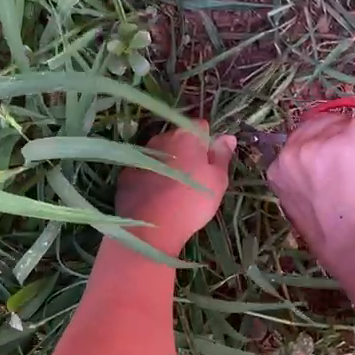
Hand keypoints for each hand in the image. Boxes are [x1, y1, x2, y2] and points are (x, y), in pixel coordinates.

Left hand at [114, 123, 235, 256]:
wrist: (151, 227)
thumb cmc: (192, 201)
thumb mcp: (217, 181)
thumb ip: (222, 156)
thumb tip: (228, 137)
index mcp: (186, 135)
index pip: (201, 127)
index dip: (208, 144)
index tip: (210, 164)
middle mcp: (161, 139)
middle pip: (179, 139)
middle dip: (186, 153)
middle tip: (195, 180)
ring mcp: (140, 156)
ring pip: (160, 155)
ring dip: (168, 166)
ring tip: (174, 192)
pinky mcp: (126, 175)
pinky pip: (144, 171)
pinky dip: (150, 179)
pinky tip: (156, 198)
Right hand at [266, 100, 354, 264]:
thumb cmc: (334, 240)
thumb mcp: (304, 210)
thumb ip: (310, 183)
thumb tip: (335, 167)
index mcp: (278, 170)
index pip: (301, 141)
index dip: (326, 147)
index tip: (343, 160)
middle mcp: (293, 152)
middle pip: (324, 125)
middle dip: (346, 137)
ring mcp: (321, 143)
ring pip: (349, 121)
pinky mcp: (351, 137)